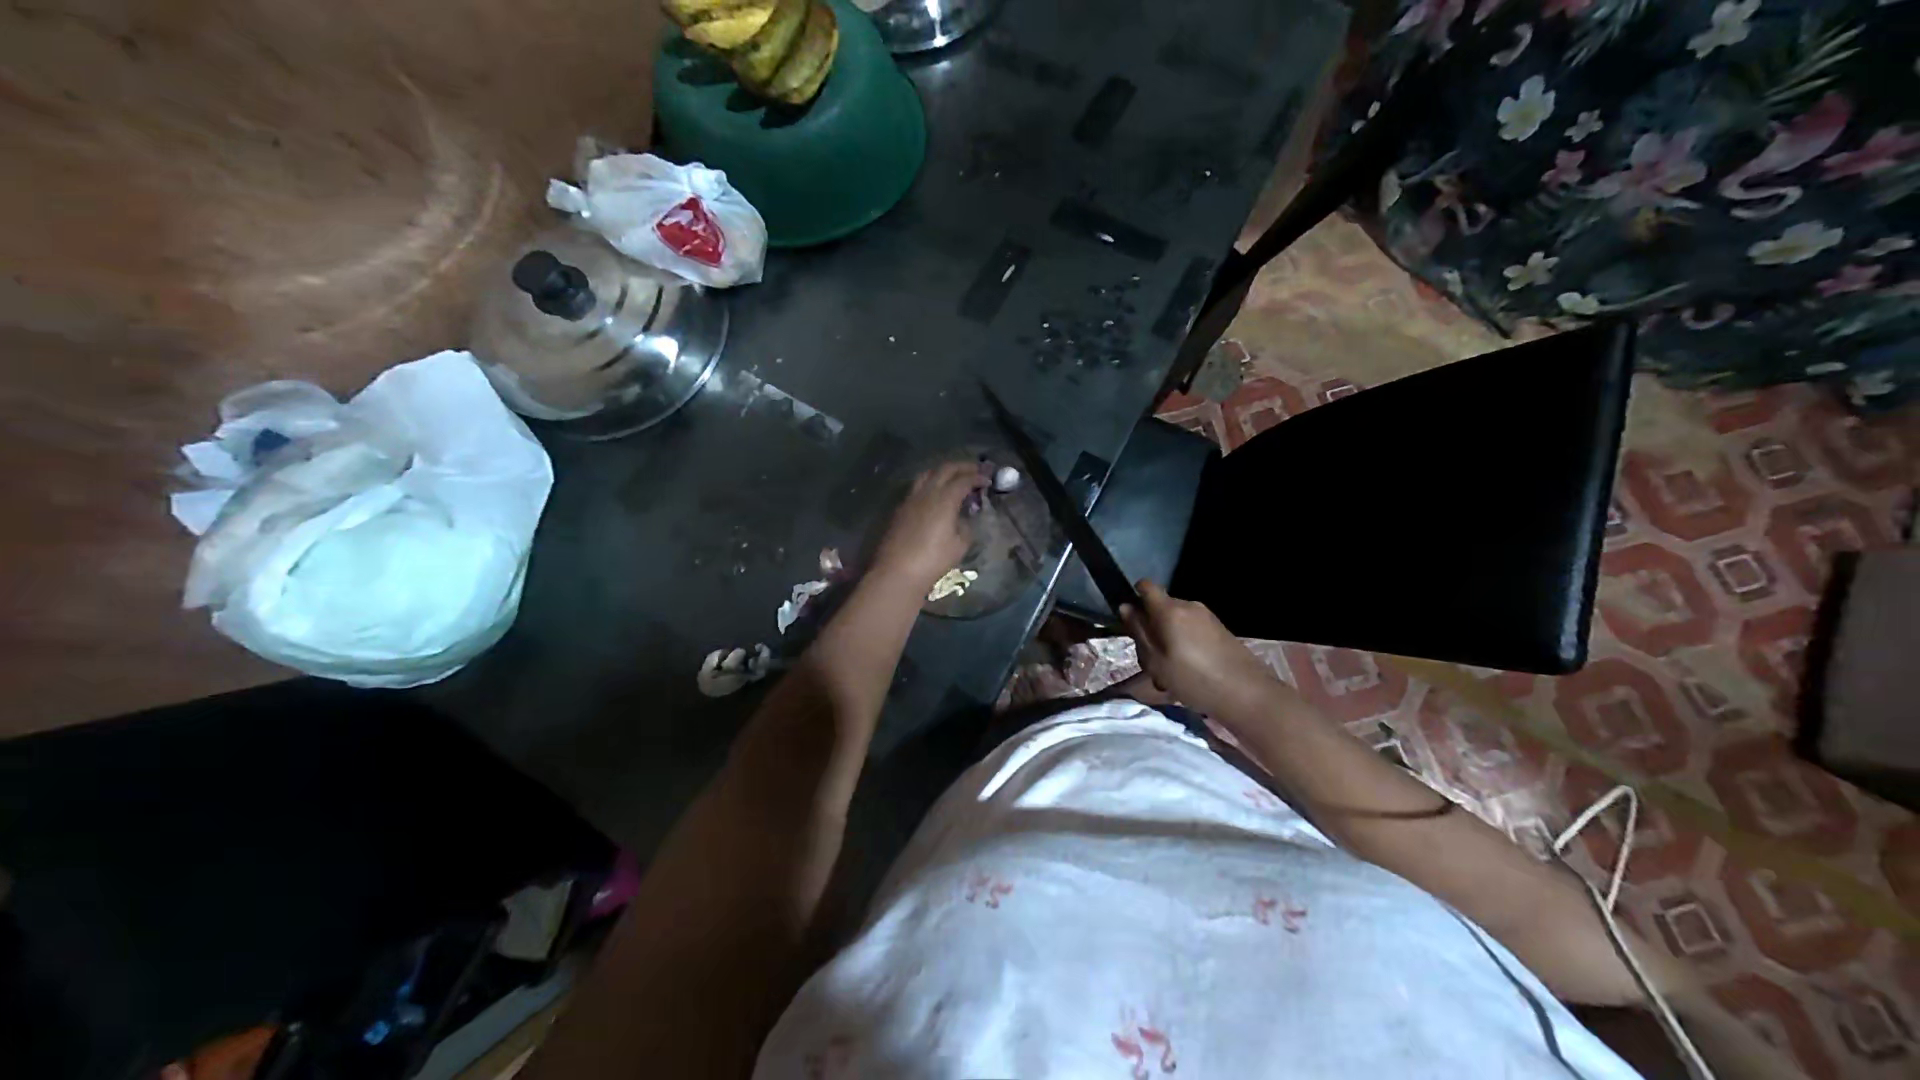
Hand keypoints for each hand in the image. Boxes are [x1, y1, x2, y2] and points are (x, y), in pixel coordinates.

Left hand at [871, 462, 986, 591]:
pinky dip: (931, 483)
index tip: (988, 480)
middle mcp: (927, 492)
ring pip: (928, 474)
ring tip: (954, 477)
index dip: (978, 477)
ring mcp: (911, 499)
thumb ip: (965, 527)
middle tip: (976, 470)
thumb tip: (963, 519)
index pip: (964, 480)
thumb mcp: (959, 545)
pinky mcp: (901, 509)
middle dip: (962, 467)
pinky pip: (918, 487)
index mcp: (944, 498)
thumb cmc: (933, 560)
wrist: (897, 572)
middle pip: (945, 469)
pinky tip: (936, 495)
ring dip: (943, 472)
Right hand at [1120, 580, 1280, 718]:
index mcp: (1170, 610)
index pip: (1146, 586)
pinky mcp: (1220, 629)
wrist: (1247, 694)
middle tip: (1150, 658)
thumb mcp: (1156, 661)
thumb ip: (1139, 632)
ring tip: (1170, 669)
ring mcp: (1207, 616)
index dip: (1134, 597)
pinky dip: (1184, 642)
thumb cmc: (1193, 679)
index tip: (1131, 621)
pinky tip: (1189, 670)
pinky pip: (1192, 628)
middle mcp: (1189, 605)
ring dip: (1168, 637)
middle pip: (1160, 606)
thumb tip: (1126, 607)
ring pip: (1176, 619)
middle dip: (1151, 625)